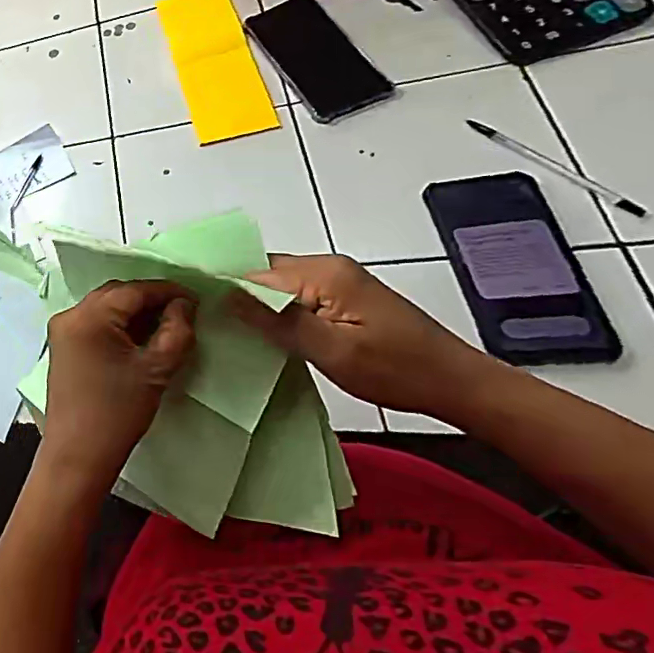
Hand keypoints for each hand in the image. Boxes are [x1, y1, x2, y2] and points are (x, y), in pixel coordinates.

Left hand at [43, 281, 196, 481]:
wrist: (79, 449)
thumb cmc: (117, 411)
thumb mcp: (156, 368)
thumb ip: (176, 330)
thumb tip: (183, 305)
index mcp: (87, 317)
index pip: (133, 291)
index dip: (167, 291)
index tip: (196, 298)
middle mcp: (69, 316)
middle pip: (115, 294)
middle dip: (149, 299)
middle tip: (183, 311)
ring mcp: (62, 331)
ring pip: (104, 307)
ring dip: (133, 311)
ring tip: (166, 324)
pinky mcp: (63, 346)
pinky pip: (94, 323)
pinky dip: (118, 324)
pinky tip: (141, 337)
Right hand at [226, 254, 502, 416]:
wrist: (458, 385)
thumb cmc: (396, 371)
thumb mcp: (329, 349)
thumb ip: (274, 319)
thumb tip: (225, 295)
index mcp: (324, 273)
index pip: (253, 273)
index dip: (223, 291)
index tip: (195, 313)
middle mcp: (328, 266)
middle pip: (263, 273)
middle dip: (235, 295)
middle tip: (207, 324)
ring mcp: (337, 279)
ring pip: (275, 284)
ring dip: (254, 305)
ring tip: (229, 330)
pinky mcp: (342, 295)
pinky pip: (293, 294)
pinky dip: (274, 310)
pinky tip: (263, 332)